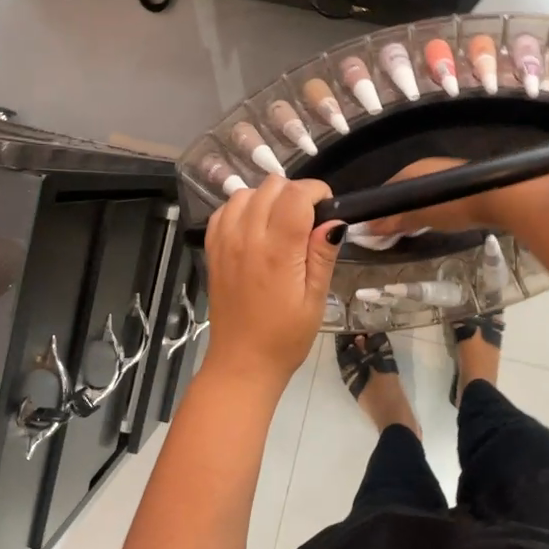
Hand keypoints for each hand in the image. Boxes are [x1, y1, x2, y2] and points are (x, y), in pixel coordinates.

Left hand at [202, 176, 341, 390]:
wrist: (242, 361)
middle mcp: (247, 238)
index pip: (296, 195)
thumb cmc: (285, 336)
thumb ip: (322, 255)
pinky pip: (225, 210)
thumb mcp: (315, 300)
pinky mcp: (213, 249)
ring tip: (280, 222)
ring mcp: (225, 242)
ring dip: (267, 198)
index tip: (327, 208)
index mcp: (277, 251)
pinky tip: (255, 227)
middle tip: (307, 219)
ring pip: (245, 192)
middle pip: (271, 186)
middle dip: (294, 193)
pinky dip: (242, 208)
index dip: (316, 191)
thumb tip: (335, 220)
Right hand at [359, 158, 548, 237]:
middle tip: (394, 234)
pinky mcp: (464, 182)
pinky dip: (434, 209)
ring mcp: (446, 172)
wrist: (500, 197)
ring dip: (417, 210)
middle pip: (404, 191)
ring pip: (422, 193)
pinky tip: (438, 221)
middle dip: (398, 210)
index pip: (385, 191)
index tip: (374, 231)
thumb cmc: (454, 206)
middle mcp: (425, 166)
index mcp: (410, 170)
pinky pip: (439, 196)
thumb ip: (395, 222)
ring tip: (414, 230)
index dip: (379, 210)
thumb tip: (369, 228)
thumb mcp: (420, 217)